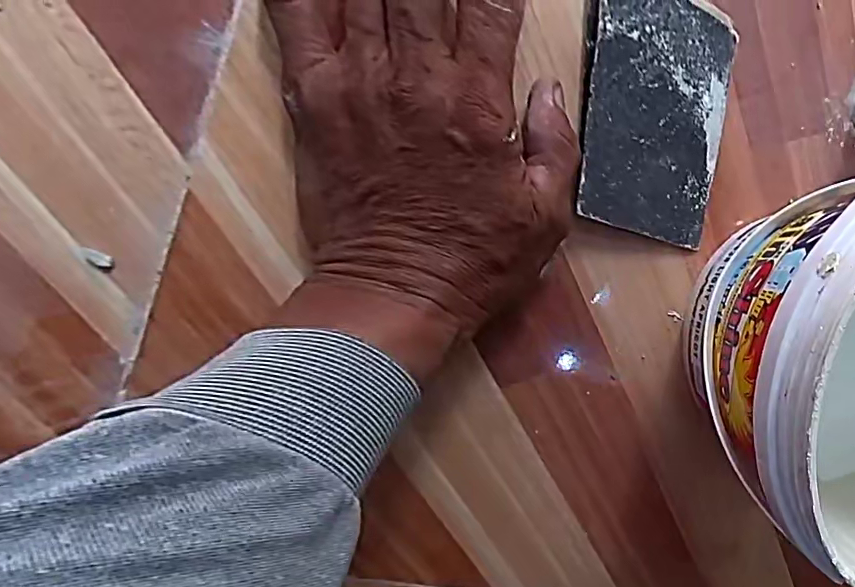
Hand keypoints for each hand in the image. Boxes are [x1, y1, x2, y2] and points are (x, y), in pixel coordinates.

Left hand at [266, 0, 580, 371]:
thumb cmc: (482, 260)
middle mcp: (417, 79)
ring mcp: (358, 79)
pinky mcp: (314, 90)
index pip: (490, 15)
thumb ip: (556, 149)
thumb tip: (549, 90)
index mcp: (479, 109)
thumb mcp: (547, 219)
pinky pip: (298, 7)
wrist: (400, 290)